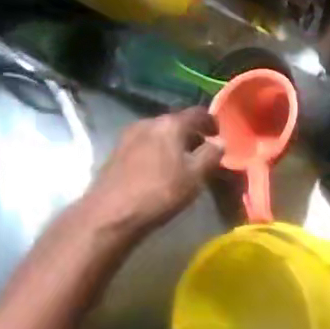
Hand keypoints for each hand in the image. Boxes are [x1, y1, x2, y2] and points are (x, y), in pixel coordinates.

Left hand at [76, 106, 222, 237]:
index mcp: (170, 124)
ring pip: (159, 134)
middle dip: (191, 135)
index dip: (212, 123)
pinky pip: (144, 144)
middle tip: (202, 152)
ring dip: (172, 144)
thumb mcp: (195, 176)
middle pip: (177, 122)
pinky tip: (158, 170)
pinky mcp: (116, 152)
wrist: (109, 215)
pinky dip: (156, 151)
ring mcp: (128, 136)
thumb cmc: (159, 193)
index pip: (199, 113)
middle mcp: (148, 122)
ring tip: (181, 163)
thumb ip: (211, 155)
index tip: (219, 137)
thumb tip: (220, 141)